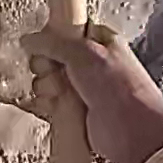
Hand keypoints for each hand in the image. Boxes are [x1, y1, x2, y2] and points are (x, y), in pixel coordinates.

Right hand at [22, 24, 162, 162]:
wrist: (133, 131)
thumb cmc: (120, 87)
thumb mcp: (83, 51)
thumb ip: (52, 42)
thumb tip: (29, 40)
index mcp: (101, 43)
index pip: (68, 31)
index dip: (53, 35)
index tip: (47, 41)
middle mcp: (92, 65)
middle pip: (51, 56)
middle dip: (45, 63)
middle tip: (52, 68)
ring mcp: (83, 89)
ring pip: (47, 79)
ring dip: (46, 85)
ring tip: (58, 91)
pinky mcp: (75, 111)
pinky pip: (49, 102)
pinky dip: (46, 103)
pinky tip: (55, 104)